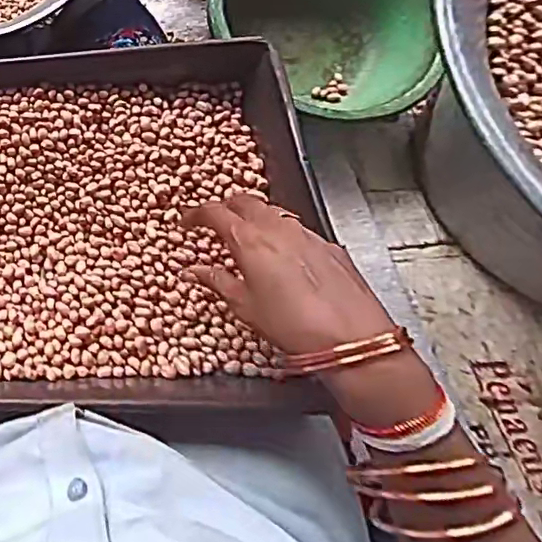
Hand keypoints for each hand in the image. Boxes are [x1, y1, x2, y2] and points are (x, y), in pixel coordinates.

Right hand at [181, 191, 393, 356]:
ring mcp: (307, 235)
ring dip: (255, 218)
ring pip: (273, 212)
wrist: (353, 340)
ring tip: (247, 238)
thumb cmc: (295, 325)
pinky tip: (283, 256)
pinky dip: (282, 233)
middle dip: (225, 207)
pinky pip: (298, 229)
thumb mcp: (244, 306)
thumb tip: (195, 272)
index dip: (196, 214)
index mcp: (249, 239)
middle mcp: (278, 229)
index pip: (214, 212)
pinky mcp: (330, 247)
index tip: (187, 222)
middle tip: (214, 222)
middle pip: (244, 201)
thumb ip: (217, 281)